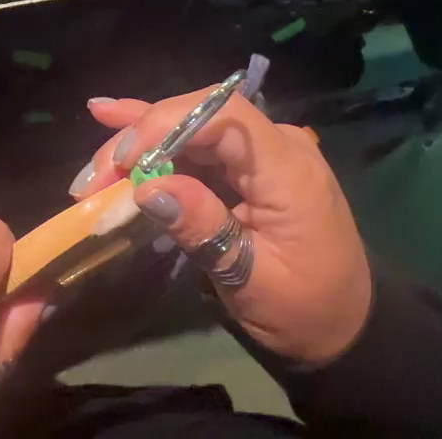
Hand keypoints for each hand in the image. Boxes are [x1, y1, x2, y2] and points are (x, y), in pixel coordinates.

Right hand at [71, 88, 372, 366]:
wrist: (348, 325)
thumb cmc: (306, 309)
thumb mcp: (254, 280)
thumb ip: (204, 229)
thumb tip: (147, 189)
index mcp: (287, 168)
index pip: (225, 117)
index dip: (168, 125)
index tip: (124, 159)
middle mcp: (276, 144)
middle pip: (201, 116)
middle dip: (142, 138)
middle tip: (94, 178)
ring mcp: (261, 150)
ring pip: (192, 126)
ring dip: (140, 143)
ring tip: (93, 169)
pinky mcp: (247, 163)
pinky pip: (199, 141)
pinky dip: (156, 136)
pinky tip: (113, 115)